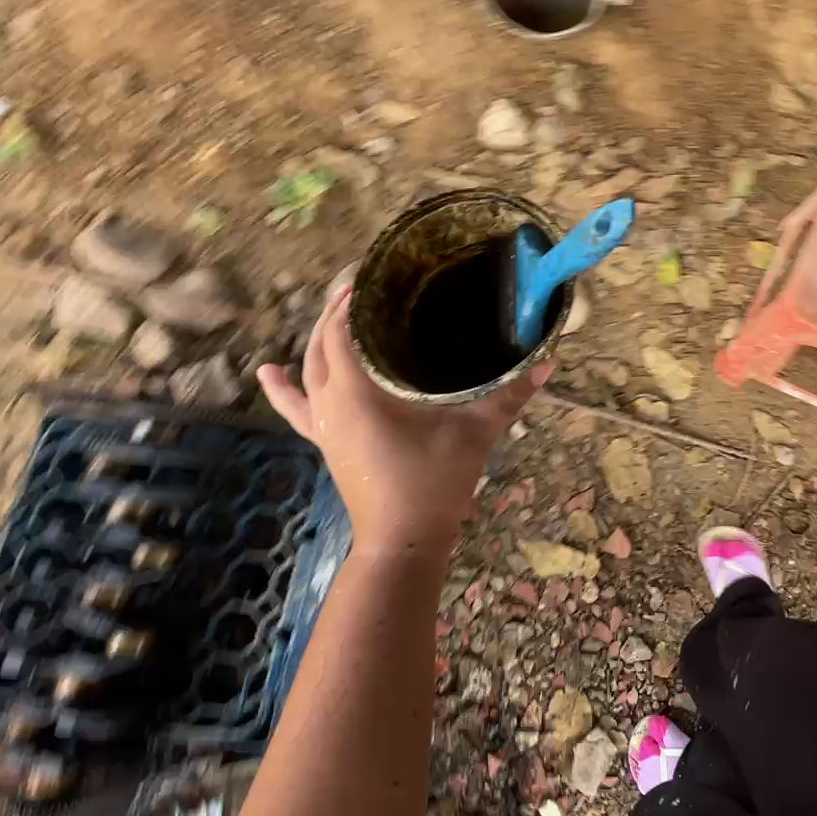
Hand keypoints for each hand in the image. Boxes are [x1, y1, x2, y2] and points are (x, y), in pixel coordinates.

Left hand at [256, 284, 548, 557]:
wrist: (404, 539)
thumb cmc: (434, 481)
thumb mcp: (475, 433)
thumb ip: (509, 396)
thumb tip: (547, 362)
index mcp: (358, 394)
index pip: (342, 334)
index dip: (350, 303)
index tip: (368, 276)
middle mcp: (330, 404)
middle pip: (320, 347)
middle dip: (335, 315)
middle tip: (360, 288)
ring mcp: (322, 426)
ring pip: (308, 372)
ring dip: (316, 341)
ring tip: (329, 314)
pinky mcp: (325, 443)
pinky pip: (296, 408)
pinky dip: (282, 388)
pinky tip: (269, 373)